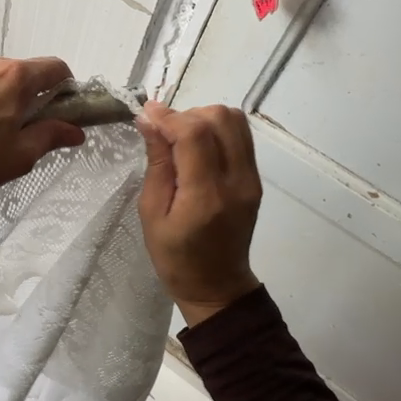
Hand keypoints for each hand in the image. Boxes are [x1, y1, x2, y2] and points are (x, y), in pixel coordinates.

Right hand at [137, 102, 263, 325]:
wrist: (217, 286)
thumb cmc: (175, 257)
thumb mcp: (152, 213)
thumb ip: (156, 163)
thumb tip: (149, 120)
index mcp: (206, 196)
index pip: (194, 135)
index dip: (168, 117)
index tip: (146, 114)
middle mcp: (236, 181)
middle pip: (219, 119)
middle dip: (186, 115)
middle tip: (164, 133)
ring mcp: (251, 178)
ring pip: (234, 120)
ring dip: (204, 118)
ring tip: (182, 137)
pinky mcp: (255, 177)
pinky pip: (240, 135)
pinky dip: (217, 128)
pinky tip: (198, 145)